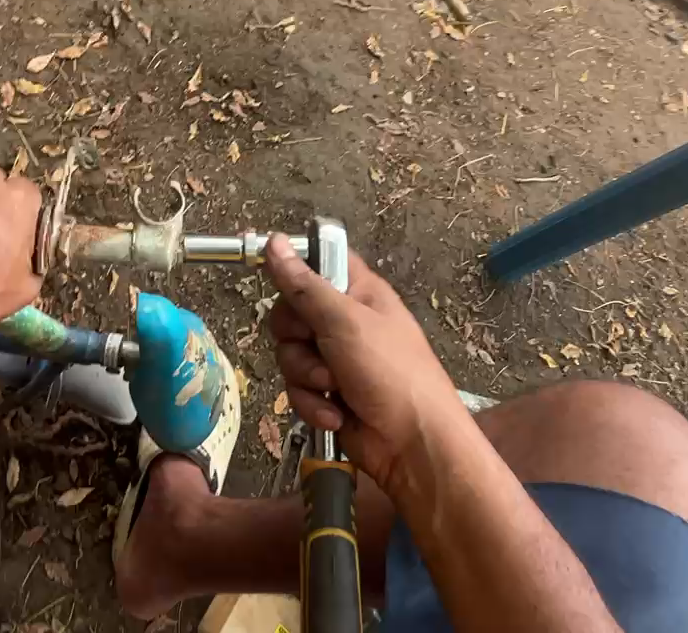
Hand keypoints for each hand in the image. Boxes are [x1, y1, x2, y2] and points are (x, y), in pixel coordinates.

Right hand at [264, 235, 465, 486]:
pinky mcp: (326, 393)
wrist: (414, 447)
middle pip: (290, 312)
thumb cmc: (389, 371)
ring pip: (289, 352)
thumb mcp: (344, 321)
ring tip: (333, 388)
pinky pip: (297, 387)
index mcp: (357, 291)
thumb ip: (304, 285)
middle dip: (296, 336)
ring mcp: (334, 358)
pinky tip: (334, 414)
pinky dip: (312, 403)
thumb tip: (273, 240)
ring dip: (306, 375)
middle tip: (316, 344)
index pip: (318, 261)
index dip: (294, 267)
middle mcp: (343, 320)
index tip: (276, 278)